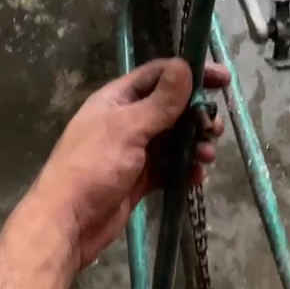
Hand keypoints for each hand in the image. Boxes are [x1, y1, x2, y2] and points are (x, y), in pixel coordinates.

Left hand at [28, 59, 227, 272]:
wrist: (67, 223)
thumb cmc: (93, 166)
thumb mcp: (128, 129)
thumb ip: (160, 101)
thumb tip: (184, 65)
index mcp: (118, 99)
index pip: (160, 74)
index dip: (191, 73)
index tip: (222, 79)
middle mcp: (127, 120)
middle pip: (171, 107)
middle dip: (197, 114)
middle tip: (216, 127)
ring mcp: (134, 150)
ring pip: (173, 138)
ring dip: (194, 144)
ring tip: (207, 156)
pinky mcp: (140, 178)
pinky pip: (169, 167)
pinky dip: (185, 169)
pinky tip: (197, 177)